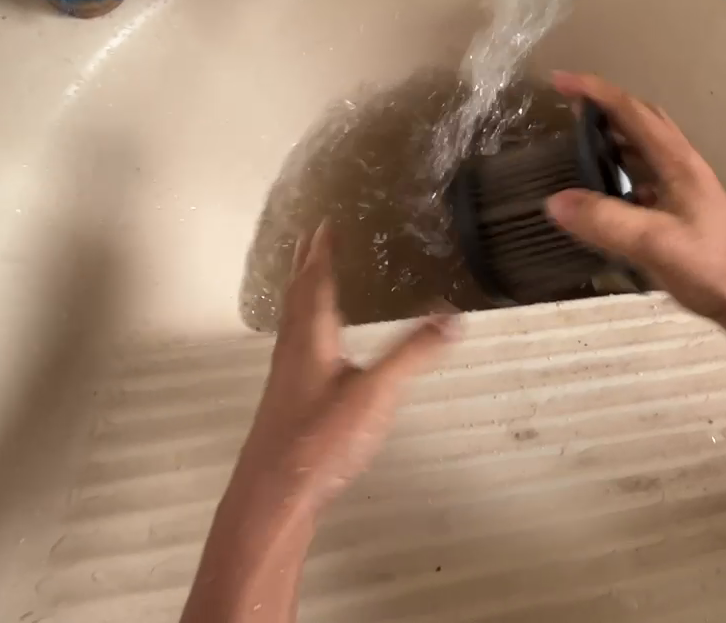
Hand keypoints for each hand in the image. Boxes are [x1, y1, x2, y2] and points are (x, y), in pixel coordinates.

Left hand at [244, 220, 457, 516]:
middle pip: (297, 297)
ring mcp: (287, 378)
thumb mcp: (376, 394)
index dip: (321, 252)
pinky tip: (316, 341)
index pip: (314, 284)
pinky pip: (296, 343)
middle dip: (306, 263)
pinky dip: (304, 321)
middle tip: (311, 236)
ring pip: (292, 320)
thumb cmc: (320, 442)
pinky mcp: (288, 401)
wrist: (272, 502)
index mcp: (311, 339)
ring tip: (310, 274)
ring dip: (302, 290)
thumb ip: (414, 354)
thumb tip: (454, 317)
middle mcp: (294, 351)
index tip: (324, 222)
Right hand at [543, 71, 725, 328]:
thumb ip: (604, 221)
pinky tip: (607, 193)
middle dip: (605, 106)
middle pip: (642, 120)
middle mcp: (682, 165)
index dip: (594, 92)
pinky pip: (648, 176)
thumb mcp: (654, 242)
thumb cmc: (711, 266)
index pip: (631, 111)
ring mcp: (686, 188)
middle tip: (569, 107)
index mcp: (677, 161)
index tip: (560, 81)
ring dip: (615, 137)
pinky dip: (623, 171)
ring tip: (581, 143)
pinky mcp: (685, 210)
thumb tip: (554, 201)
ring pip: (646, 147)